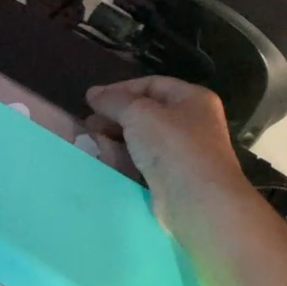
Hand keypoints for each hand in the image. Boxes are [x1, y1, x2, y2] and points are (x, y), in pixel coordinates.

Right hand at [85, 77, 255, 238]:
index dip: (120, 89)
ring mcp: (183, 151)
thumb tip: (92, 93)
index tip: (91, 100)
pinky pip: (143, 160)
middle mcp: (192, 122)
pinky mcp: (172, 176)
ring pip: (143, 137)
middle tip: (88, 123)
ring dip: (116, 136)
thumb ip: (113, 100)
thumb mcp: (139, 113)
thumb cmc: (173, 147)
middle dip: (115, 115)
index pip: (152, 84)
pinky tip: (106, 158)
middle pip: (146, 111)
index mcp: (193, 99)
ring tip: (91, 140)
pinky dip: (124, 157)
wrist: (198, 201)